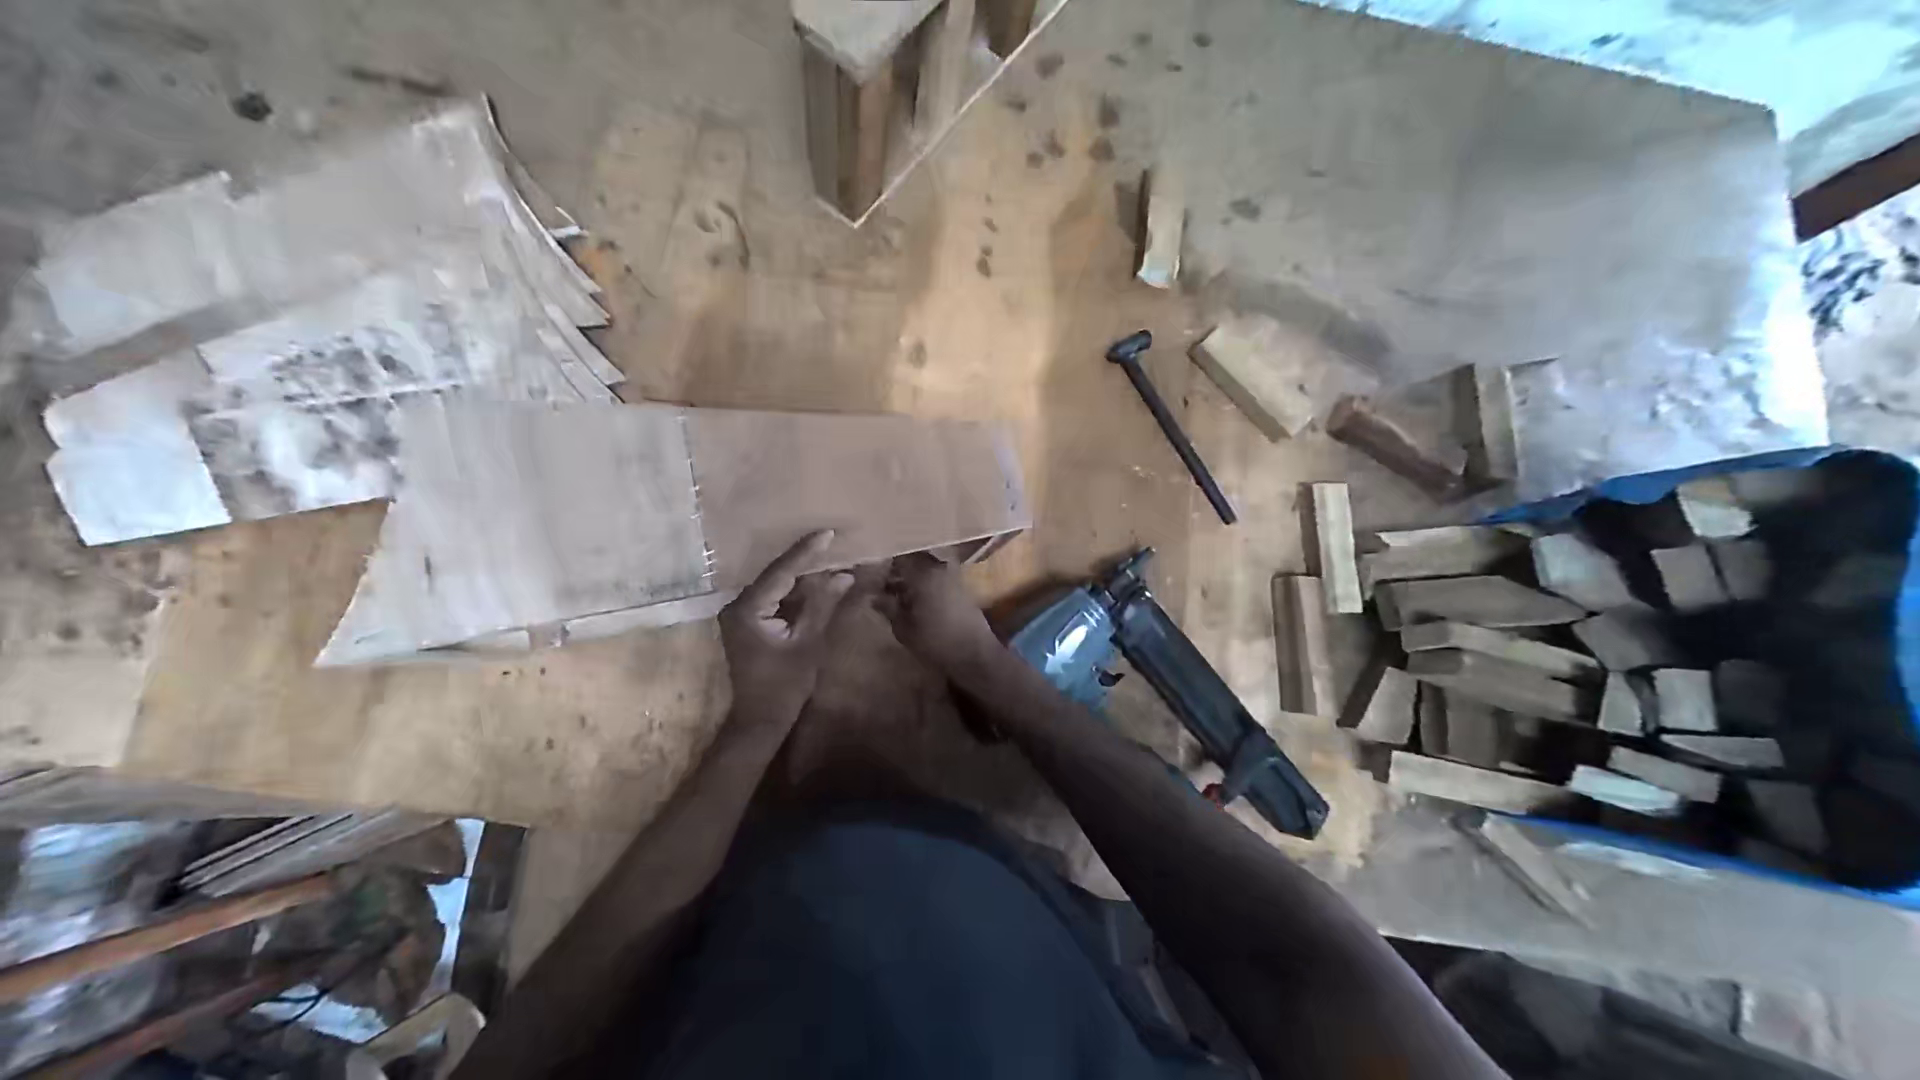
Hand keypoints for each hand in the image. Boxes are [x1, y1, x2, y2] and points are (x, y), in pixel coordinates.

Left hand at [719, 530, 855, 727]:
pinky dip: (795, 590)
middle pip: (776, 574)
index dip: (805, 551)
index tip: (827, 532)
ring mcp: (740, 613)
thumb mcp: (808, 643)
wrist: (760, 719)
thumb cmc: (784, 685)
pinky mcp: (749, 621)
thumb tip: (843, 574)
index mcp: (747, 609)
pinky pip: (775, 597)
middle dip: (806, 559)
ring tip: (831, 554)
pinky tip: (817, 579)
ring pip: (776, 584)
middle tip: (834, 539)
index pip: (780, 572)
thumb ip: (822, 605)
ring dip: (802, 574)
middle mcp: (737, 605)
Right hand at [883, 553, 1002, 676]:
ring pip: (925, 568)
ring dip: (911, 578)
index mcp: (924, 573)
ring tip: (896, 594)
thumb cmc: (935, 641)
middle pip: (913, 560)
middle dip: (897, 570)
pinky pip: (937, 577)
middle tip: (882, 585)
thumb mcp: (904, 628)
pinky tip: (914, 600)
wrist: (975, 655)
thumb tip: (874, 596)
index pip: (898, 557)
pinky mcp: (961, 586)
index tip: (872, 576)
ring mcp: (953, 575)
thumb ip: (888, 608)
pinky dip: (924, 584)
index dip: (883, 565)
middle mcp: (940, 567)